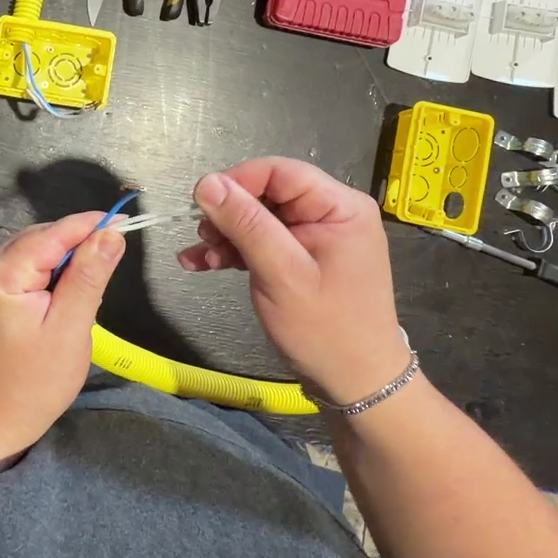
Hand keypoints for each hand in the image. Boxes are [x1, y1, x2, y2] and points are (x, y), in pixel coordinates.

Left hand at [0, 211, 124, 455]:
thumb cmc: (38, 379)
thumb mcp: (71, 327)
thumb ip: (89, 276)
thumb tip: (111, 233)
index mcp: (1, 272)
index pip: (52, 234)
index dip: (90, 225)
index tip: (126, 221)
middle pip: (45, 237)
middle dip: (79, 245)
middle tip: (112, 264)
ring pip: (40, 248)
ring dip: (69, 260)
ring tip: (89, 290)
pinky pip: (32, 263)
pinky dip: (56, 271)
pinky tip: (68, 294)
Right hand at [177, 158, 406, 405]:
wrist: (356, 385)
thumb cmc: (325, 329)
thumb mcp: (281, 274)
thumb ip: (246, 224)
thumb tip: (206, 183)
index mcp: (339, 207)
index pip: (279, 172)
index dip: (236, 182)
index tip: (201, 204)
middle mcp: (330, 213)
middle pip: (265, 193)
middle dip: (228, 213)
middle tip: (202, 238)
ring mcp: (316, 236)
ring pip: (257, 217)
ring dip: (225, 234)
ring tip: (201, 257)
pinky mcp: (301, 257)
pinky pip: (261, 240)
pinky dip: (233, 250)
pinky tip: (202, 263)